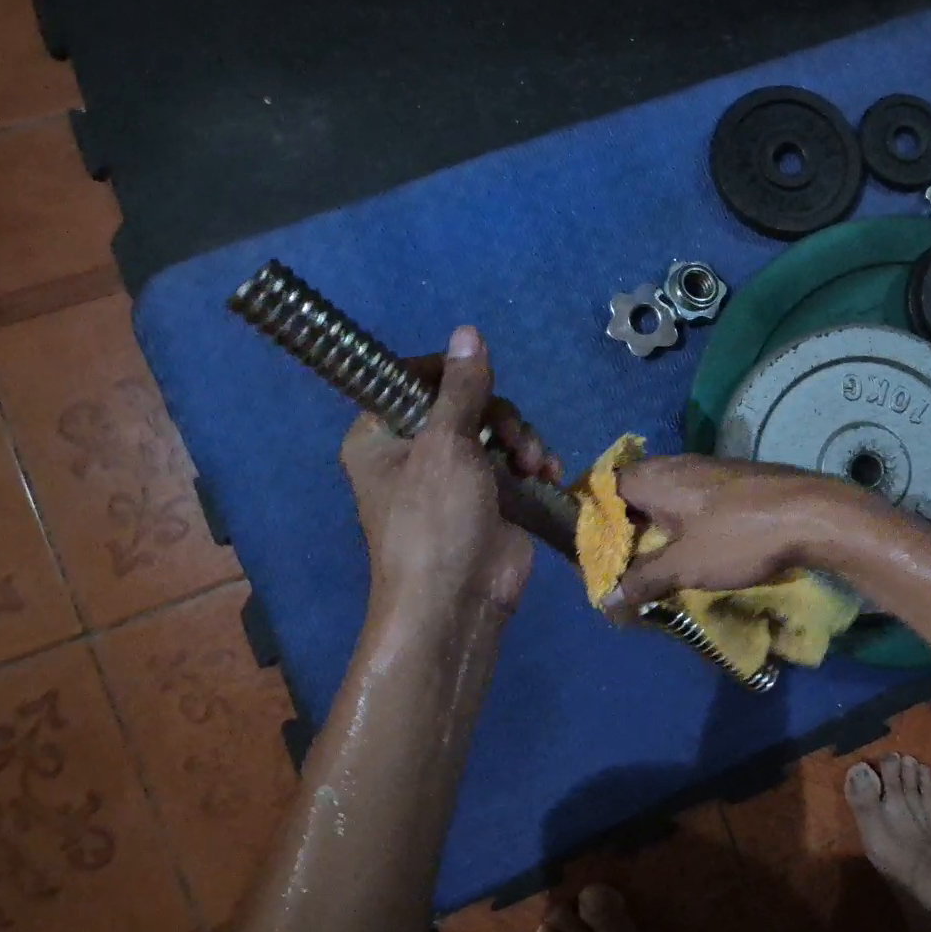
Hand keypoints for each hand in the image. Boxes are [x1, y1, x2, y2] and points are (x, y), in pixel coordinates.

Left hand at [341, 326, 551, 616]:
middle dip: (499, 416)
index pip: (412, 378)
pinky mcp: (492, 495)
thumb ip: (462, 388)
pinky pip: (516, 459)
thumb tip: (469, 331)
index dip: (450, 371)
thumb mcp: (446, 445)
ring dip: (522, 441)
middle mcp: (416, 450)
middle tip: (510, 440)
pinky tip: (548, 475)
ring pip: (498, 429)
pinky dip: (535, 462)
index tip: (481, 377)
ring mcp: (456, 474)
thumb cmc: (435, 520)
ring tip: (534, 466)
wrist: (460, 600)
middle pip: (466, 401)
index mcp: (382, 435)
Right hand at [606, 454, 849, 611]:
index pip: (602, 485)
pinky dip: (681, 524)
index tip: (583, 549)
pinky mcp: (733, 483)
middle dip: (622, 528)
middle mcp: (677, 465)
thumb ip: (644, 579)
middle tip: (616, 565)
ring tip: (649, 565)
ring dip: (653, 528)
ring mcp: (708, 471)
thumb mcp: (685, 565)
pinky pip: (691, 500)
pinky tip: (689, 550)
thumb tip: (608, 598)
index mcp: (655, 478)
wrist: (813, 515)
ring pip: (664, 497)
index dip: (588, 516)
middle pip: (633, 492)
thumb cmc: (740, 537)